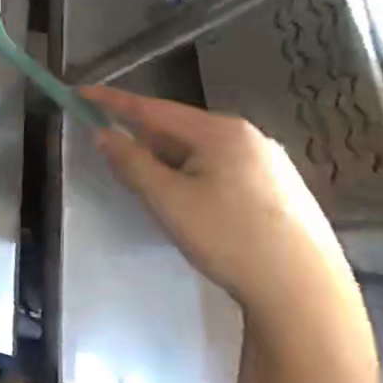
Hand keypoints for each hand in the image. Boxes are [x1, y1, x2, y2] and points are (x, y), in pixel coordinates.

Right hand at [84, 87, 361, 332]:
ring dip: (166, 160)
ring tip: (151, 189)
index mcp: (220, 132)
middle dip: (141, 138)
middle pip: (177, 127)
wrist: (302, 290)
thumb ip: (130, 162)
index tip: (80, 92)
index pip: (152, 109)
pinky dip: (190, 173)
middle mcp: (248, 136)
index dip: (112, 101)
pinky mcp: (276, 185)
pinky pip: (218, 165)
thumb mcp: (166, 199)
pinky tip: (189, 201)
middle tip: (112, 156)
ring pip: (198, 149)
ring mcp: (267, 160)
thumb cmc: (227, 238)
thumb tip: (103, 134)